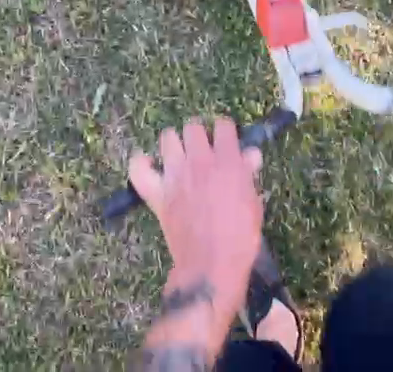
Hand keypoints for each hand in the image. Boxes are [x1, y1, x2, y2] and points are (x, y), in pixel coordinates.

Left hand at [128, 117, 263, 300]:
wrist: (212, 266)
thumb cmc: (240, 238)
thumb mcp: (253, 203)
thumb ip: (248, 174)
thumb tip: (250, 153)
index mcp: (227, 161)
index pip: (223, 125)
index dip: (225, 132)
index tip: (226, 142)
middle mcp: (199, 161)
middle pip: (193, 126)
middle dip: (199, 135)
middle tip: (203, 151)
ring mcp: (175, 175)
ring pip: (168, 137)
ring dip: (174, 144)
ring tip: (180, 157)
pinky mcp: (157, 193)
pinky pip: (139, 169)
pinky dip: (141, 164)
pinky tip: (150, 166)